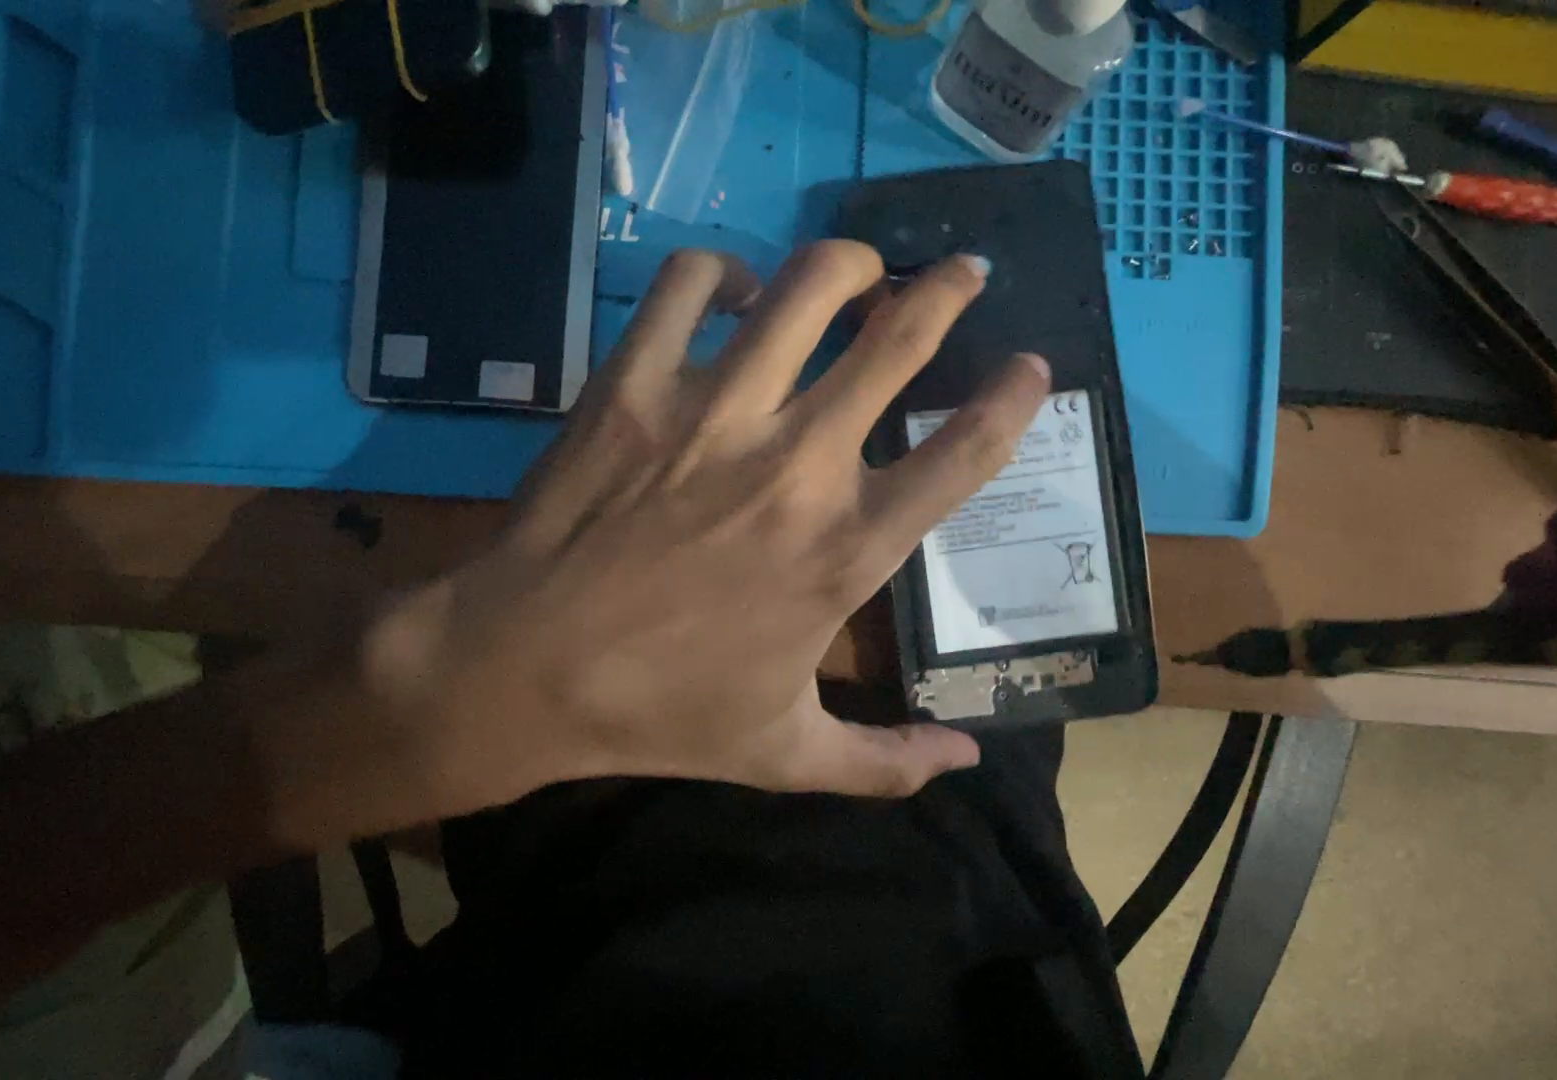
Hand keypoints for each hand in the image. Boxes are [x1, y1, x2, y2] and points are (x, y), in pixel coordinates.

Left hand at [367, 242, 1050, 816]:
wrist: (524, 668)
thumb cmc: (659, 713)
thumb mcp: (785, 755)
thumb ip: (885, 760)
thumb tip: (968, 758)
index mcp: (846, 549)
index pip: (966, 453)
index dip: (1014, 399)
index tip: (1032, 367)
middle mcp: (797, 463)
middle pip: (899, 340)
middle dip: (947, 291)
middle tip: (963, 271)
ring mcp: (713, 413)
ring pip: (807, 290)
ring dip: (849, 264)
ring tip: (859, 267)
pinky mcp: (633, 385)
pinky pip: (687, 286)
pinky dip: (721, 271)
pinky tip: (735, 291)